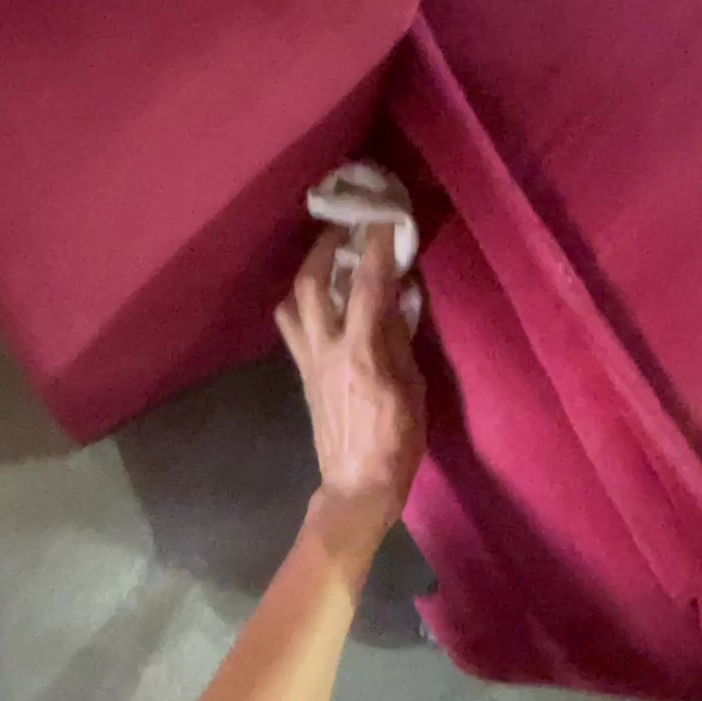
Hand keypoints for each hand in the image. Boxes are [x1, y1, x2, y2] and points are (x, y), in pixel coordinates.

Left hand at [275, 225, 425, 546]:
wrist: (356, 483)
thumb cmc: (396, 442)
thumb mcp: (411, 390)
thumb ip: (398, 341)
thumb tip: (391, 301)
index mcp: (360, 353)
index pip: (367, 286)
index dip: (376, 246)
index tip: (384, 217)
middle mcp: (326, 350)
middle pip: (311, 285)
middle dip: (324, 248)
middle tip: (343, 229)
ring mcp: (308, 362)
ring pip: (291, 305)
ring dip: (305, 276)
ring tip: (325, 263)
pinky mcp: (303, 374)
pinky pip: (292, 329)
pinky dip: (302, 306)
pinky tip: (319, 302)